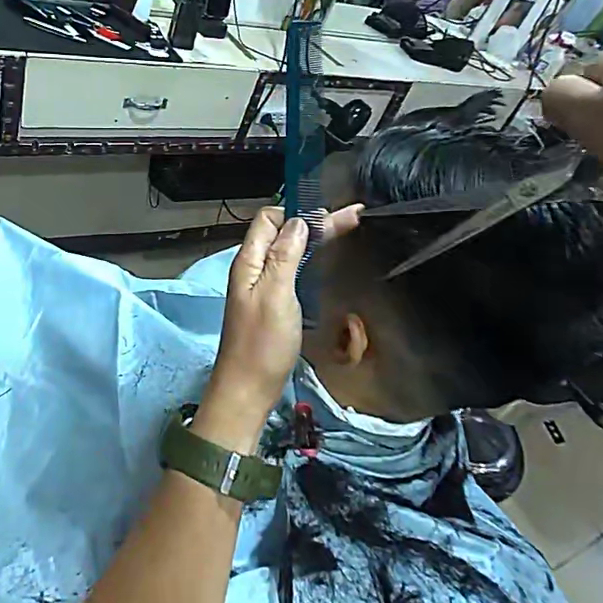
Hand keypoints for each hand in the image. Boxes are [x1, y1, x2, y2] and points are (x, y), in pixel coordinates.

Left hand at [196, 205, 360, 450]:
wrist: (248, 390)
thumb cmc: (262, 344)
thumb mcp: (275, 295)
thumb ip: (284, 256)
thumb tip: (298, 220)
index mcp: (249, 261)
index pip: (268, 219)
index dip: (296, 211)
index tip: (329, 214)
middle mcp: (254, 268)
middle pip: (283, 232)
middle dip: (314, 221)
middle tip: (354, 217)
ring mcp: (263, 286)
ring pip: (289, 250)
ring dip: (314, 238)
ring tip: (347, 231)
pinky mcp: (273, 302)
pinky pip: (291, 269)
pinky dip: (310, 258)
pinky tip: (326, 259)